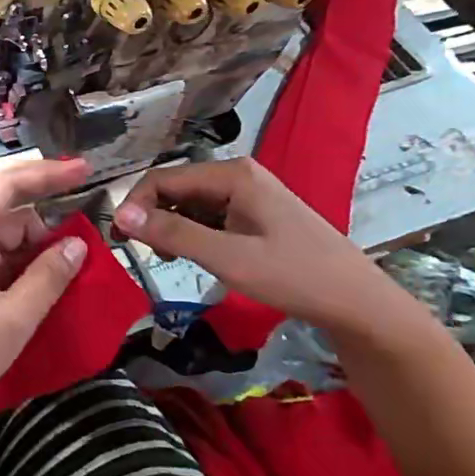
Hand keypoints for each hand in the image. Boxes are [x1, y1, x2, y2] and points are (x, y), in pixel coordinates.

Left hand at [0, 159, 91, 422]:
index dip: (46, 173)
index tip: (83, 169)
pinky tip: (47, 272)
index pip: (3, 184)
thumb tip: (79, 244)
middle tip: (81, 203)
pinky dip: (24, 256)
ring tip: (68, 262)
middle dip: (44, 203)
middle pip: (4, 201)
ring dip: (36, 239)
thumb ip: (48, 277)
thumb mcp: (13, 319)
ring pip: (5, 227)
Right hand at [112, 158, 401, 335]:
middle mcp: (238, 175)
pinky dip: (193, 234)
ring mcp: (248, 194)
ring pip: (191, 204)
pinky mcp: (254, 213)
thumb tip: (120, 214)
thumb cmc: (293, 276)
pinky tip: (193, 257)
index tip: (119, 240)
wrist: (355, 301)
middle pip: (176, 188)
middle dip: (152, 217)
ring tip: (167, 259)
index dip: (136, 205)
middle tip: (141, 254)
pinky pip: (209, 216)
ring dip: (171, 227)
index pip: (163, 178)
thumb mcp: (227, 258)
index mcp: (233, 174)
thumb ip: (173, 233)